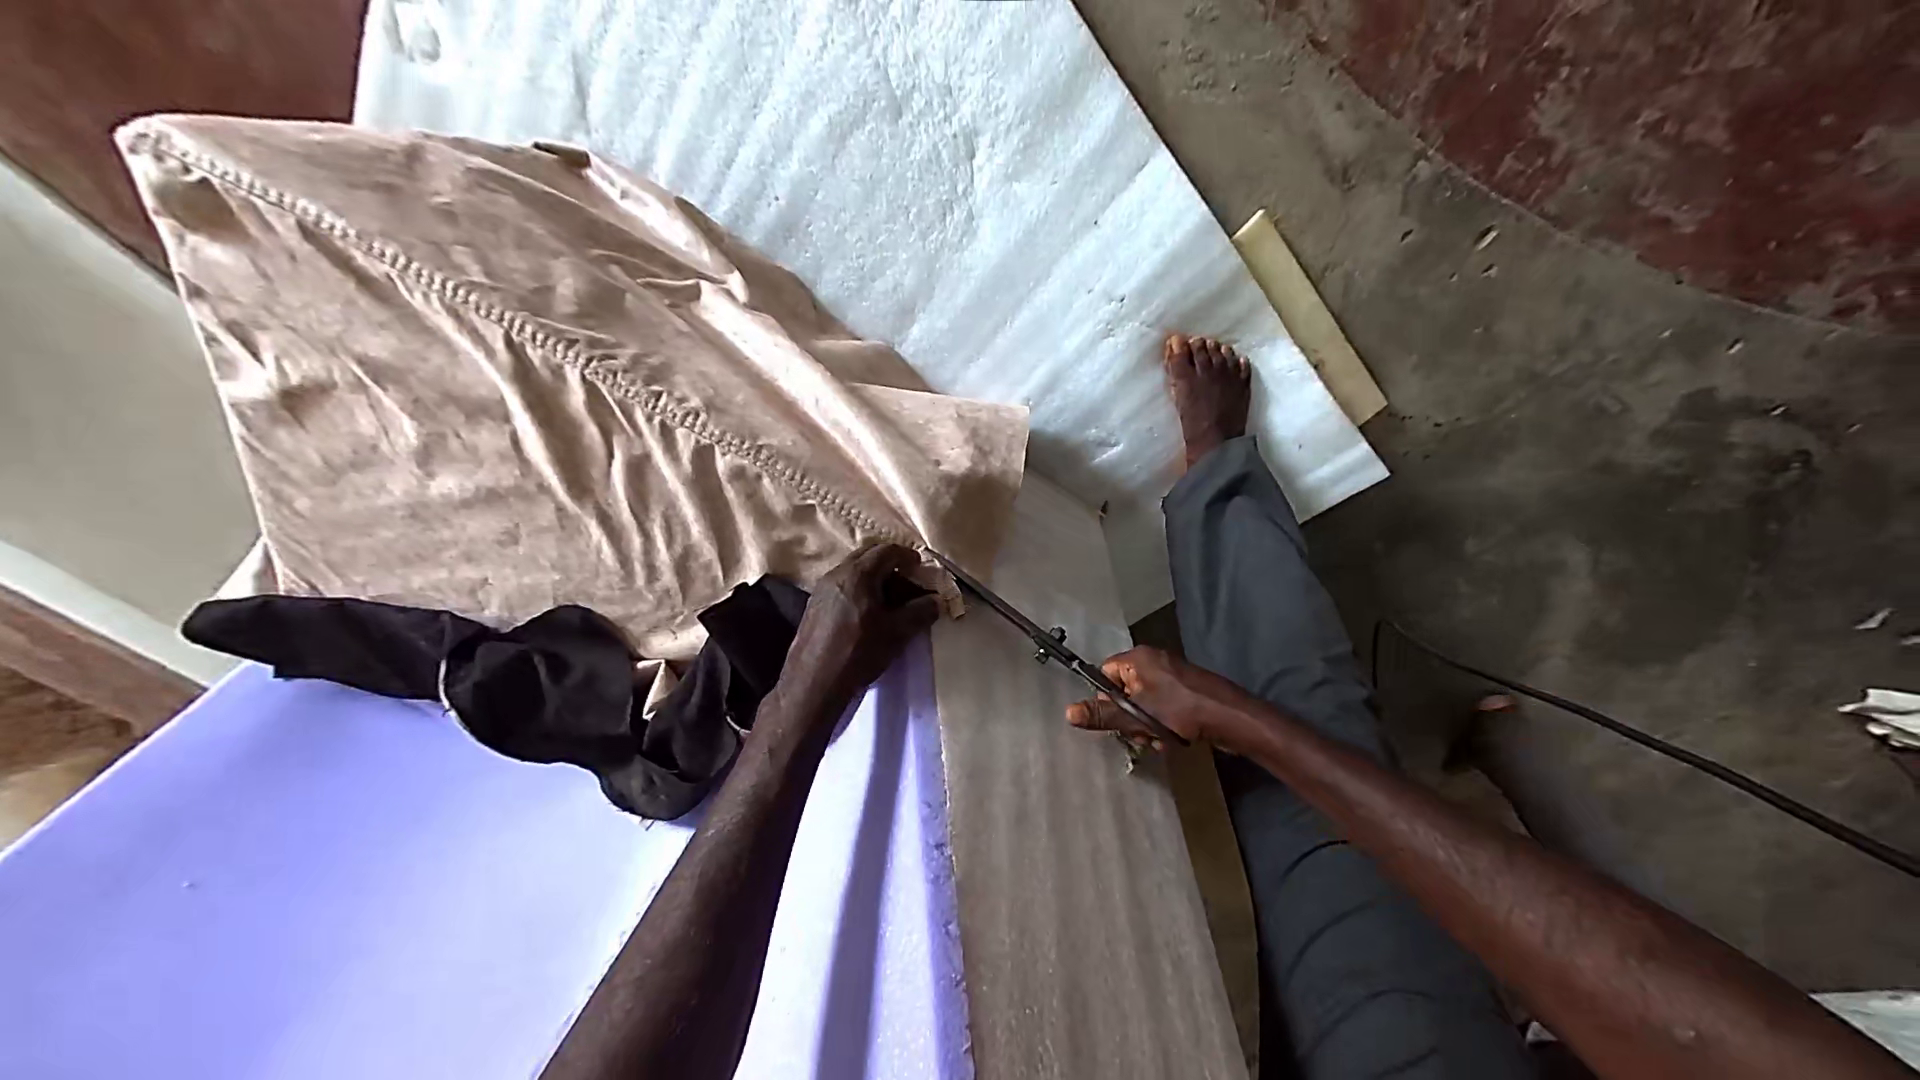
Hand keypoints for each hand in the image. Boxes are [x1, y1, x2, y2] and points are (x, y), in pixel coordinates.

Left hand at [785, 544, 941, 706]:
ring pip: (853, 571)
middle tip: (907, 580)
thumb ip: (920, 612)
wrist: (813, 683)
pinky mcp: (814, 605)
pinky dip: (860, 589)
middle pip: (867, 556)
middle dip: (890, 563)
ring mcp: (822, 589)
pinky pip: (842, 585)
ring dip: (874, 577)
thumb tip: (937, 601)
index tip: (919, 567)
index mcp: (858, 574)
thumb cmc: (858, 652)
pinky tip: (868, 612)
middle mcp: (837, 574)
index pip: (887, 551)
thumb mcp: (897, 633)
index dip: (907, 556)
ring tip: (890, 599)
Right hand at [1065, 646, 1266, 753]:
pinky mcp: (1187, 690)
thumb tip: (1069, 713)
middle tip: (1139, 733)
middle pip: (1124, 690)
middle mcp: (1154, 661)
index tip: (1115, 718)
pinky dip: (1162, 722)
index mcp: (1138, 658)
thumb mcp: (1135, 716)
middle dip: (1129, 717)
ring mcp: (1172, 675)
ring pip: (1143, 702)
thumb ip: (1102, 715)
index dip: (1106, 698)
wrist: (1230, 718)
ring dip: (1146, 725)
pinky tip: (1171, 738)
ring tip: (1158, 739)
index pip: (1105, 674)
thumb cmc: (1180, 711)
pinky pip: (1162, 705)